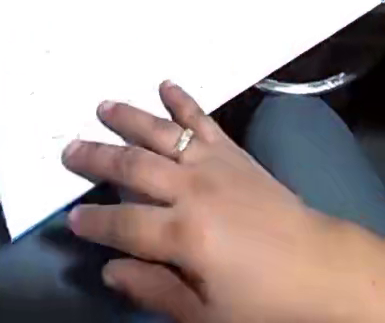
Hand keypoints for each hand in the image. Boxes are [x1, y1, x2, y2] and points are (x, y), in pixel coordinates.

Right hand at [59, 82, 357, 322]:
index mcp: (183, 234)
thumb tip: (109, 268)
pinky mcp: (232, 150)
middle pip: (134, 168)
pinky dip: (183, 100)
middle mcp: (192, 188)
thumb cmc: (260, 300)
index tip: (70, 219)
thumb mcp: (205, 315)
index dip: (94, 224)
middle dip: (98, 159)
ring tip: (104, 106)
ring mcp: (213, 162)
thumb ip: (154, 288)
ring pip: (162, 133)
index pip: (123, 225)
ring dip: (130, 119)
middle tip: (69, 149)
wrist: (315, 264)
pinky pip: (202, 119)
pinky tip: (166, 84)